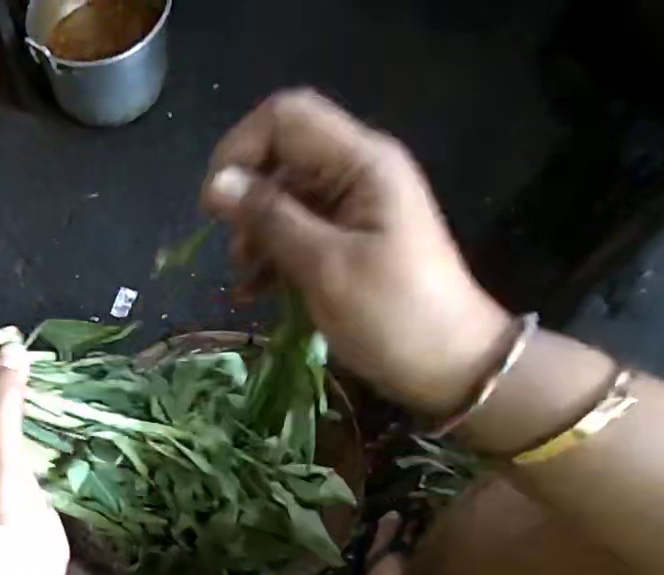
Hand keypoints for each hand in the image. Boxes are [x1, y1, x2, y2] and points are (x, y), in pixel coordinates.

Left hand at [0, 343, 69, 574]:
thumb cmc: (6, 526)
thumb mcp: (1, 462)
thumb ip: (3, 408)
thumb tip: (10, 349)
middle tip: (22, 347)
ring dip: (16, 396)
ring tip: (38, 365)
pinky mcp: (15, 475)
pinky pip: (20, 435)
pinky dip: (32, 418)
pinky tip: (50, 400)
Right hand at [200, 89, 514, 416]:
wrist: (451, 366)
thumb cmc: (392, 317)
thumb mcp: (325, 268)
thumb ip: (271, 220)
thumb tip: (217, 184)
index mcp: (362, 163)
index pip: (285, 119)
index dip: (240, 151)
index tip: (212, 207)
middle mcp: (361, 174)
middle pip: (285, 159)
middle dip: (249, 201)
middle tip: (236, 256)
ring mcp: (360, 209)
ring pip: (290, 200)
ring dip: (260, 235)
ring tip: (246, 282)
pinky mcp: (356, 243)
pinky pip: (305, 233)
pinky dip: (278, 257)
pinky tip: (259, 292)